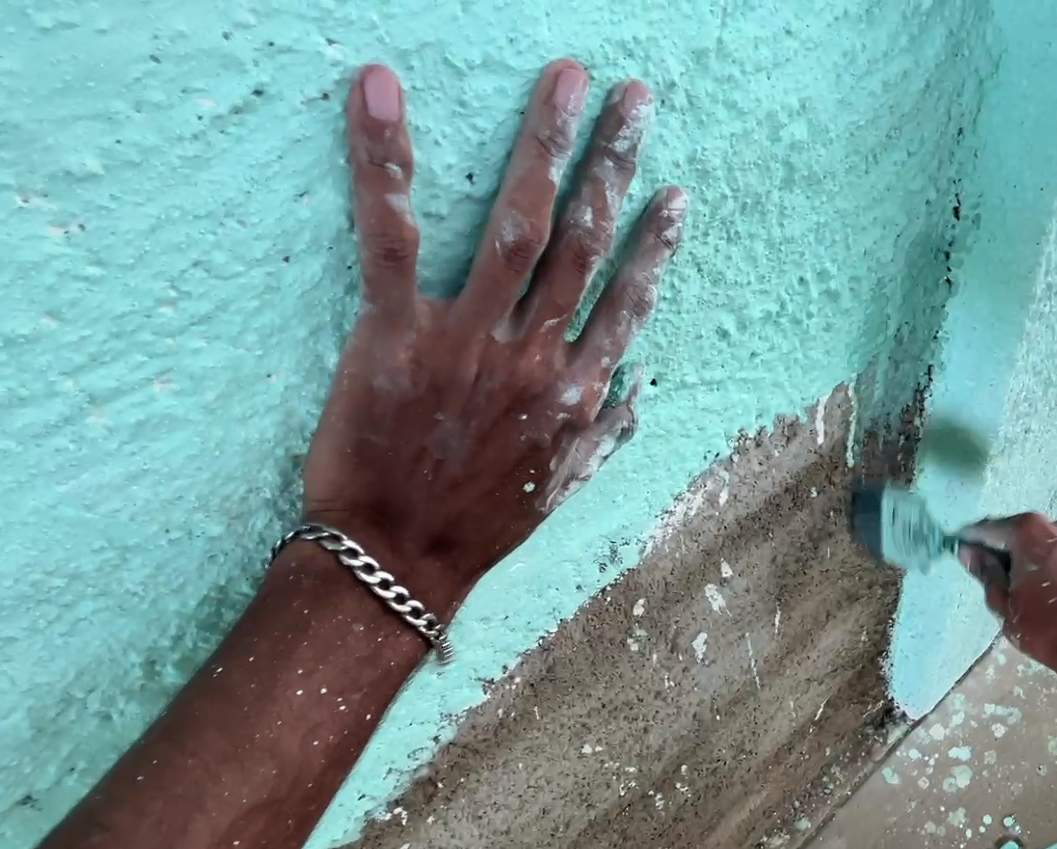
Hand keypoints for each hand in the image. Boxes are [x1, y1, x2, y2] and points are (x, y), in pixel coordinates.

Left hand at [300, 62, 685, 616]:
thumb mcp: (565, 487)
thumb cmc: (485, 523)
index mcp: (579, 394)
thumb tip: (640, 389)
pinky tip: (383, 90)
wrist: (403, 560)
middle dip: (613, 164)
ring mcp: (471, 343)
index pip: (629, 302)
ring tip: (564, 81)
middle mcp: (539, 358)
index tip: (673, 194)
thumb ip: (608, 432)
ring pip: (517, 227)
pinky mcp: (395, 338)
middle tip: (633, 99)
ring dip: (544, 146)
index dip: (655, 244)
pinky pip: (392, 239)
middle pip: (585, 245)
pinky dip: (386, 162)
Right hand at [958, 514, 1056, 678]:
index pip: (991, 529)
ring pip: (1053, 543)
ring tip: (1035, 588)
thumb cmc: (1044, 628)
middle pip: (1025, 533)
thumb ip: (985, 572)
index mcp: (1029, 531)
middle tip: (1000, 576)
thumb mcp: (1003, 603)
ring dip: (1040, 558)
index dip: (974, 539)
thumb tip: (968, 551)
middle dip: (1010, 550)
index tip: (964, 548)